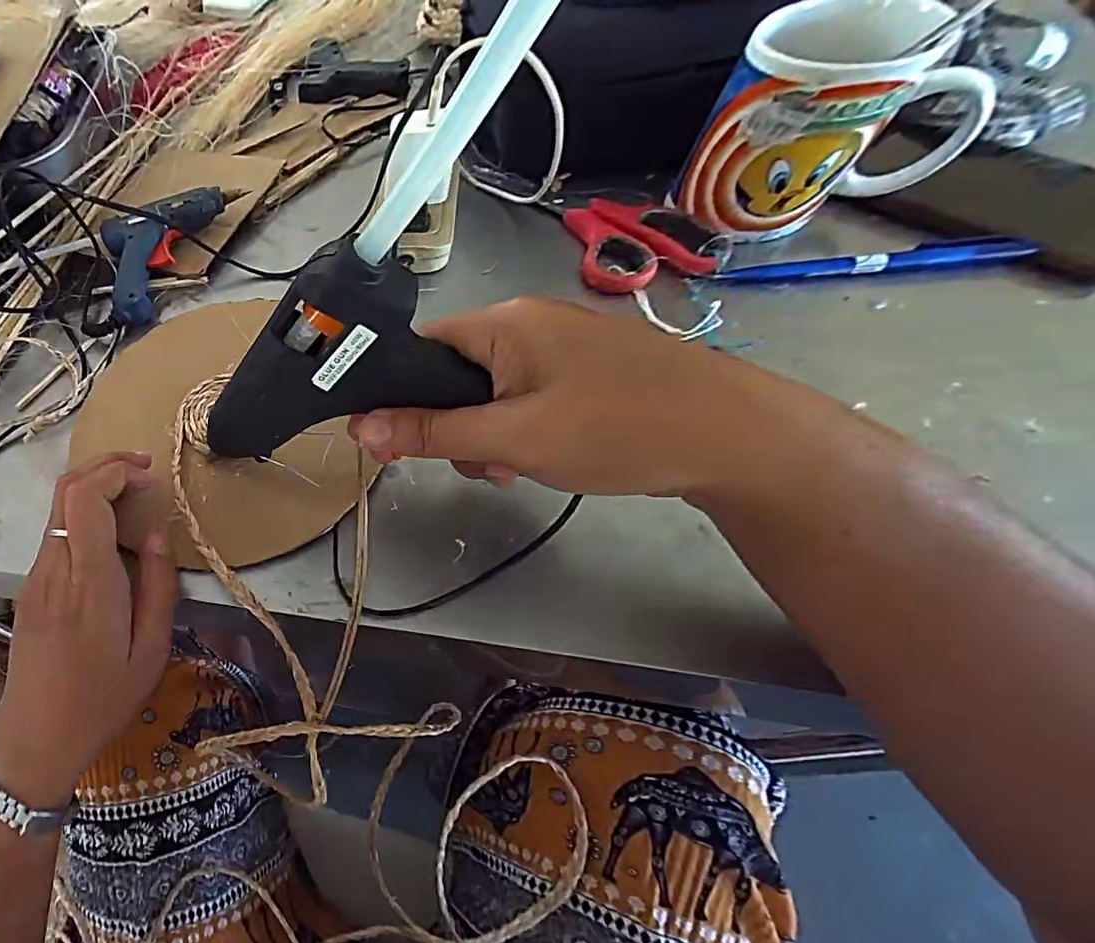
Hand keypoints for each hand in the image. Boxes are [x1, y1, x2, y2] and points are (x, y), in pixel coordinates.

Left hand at [0, 452, 178, 808]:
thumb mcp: (150, 653)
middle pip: (65, 491)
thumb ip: (158, 589)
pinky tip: (109, 536)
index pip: (86, 499)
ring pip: (57, 510)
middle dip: (103, 466)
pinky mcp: (29, 589)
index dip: (115, 472)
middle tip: (142, 468)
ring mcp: (34, 578)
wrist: (35, 737)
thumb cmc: (101, 702)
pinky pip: (54, 536)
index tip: (149, 475)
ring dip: (92, 489)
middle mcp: (54, 571)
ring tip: (132, 497)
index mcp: (89, 585)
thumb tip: (157, 535)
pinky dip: (81, 517)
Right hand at [348, 297, 859, 499]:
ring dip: (482, 436)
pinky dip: (514, 432)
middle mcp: (525, 324)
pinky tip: (537, 458)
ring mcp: (556, 346)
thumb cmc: (617, 428)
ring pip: (483, 394)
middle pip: (449, 376)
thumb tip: (359, 428)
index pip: (417, 348)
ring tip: (514, 467)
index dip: (395, 396)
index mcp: (503, 323)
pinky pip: (518, 398)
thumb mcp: (511, 438)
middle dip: (449, 426)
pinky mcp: (578, 370)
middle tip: (477, 462)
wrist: (735, 438)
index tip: (390, 440)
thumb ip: (430, 433)